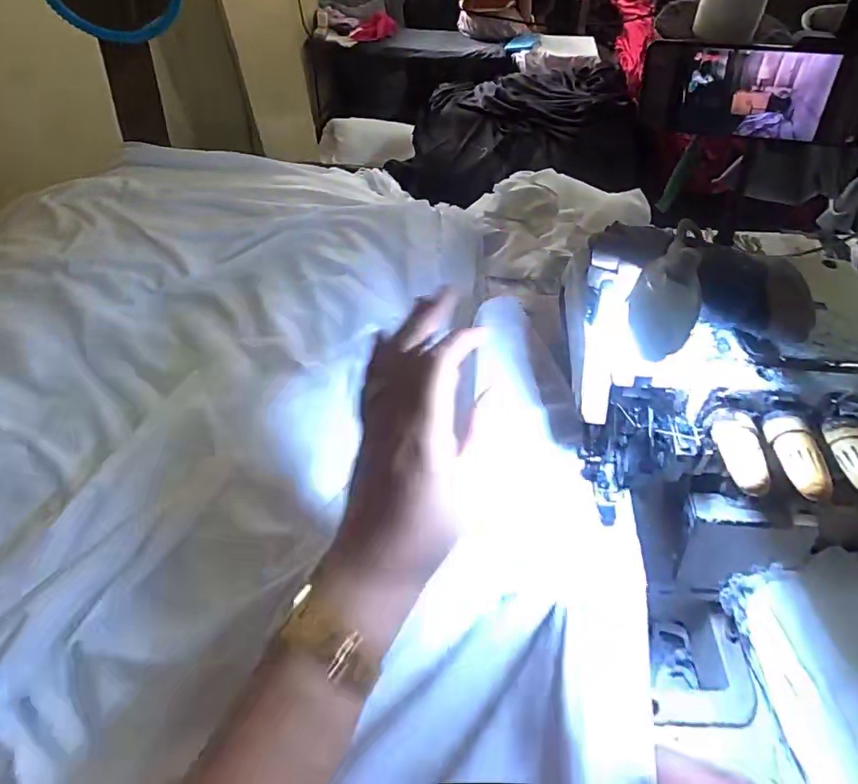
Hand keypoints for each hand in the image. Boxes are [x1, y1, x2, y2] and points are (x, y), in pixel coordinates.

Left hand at [329, 288, 486, 586]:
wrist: (371, 565)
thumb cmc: (428, 532)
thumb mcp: (467, 485)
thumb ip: (478, 432)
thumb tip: (492, 389)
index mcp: (423, 430)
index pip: (438, 366)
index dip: (460, 341)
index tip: (483, 333)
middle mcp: (393, 416)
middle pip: (408, 354)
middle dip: (429, 318)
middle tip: (450, 292)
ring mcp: (374, 421)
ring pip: (386, 362)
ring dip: (405, 328)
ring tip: (422, 303)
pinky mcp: (366, 430)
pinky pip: (370, 381)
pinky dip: (378, 354)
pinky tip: (381, 339)